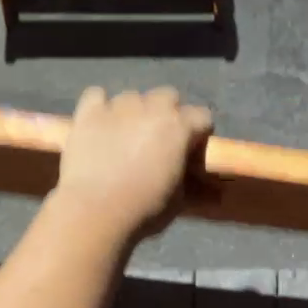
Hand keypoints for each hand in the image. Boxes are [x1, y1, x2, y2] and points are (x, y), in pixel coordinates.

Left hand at [52, 86, 212, 236]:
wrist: (96, 211)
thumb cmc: (145, 208)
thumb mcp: (179, 201)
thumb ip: (197, 188)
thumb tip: (220, 195)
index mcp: (179, 127)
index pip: (202, 116)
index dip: (200, 133)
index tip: (194, 150)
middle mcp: (151, 108)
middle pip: (168, 96)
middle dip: (169, 113)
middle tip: (162, 140)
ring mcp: (117, 106)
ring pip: (133, 96)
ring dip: (136, 111)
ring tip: (129, 135)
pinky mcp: (88, 112)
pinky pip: (98, 95)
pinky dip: (103, 107)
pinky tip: (103, 125)